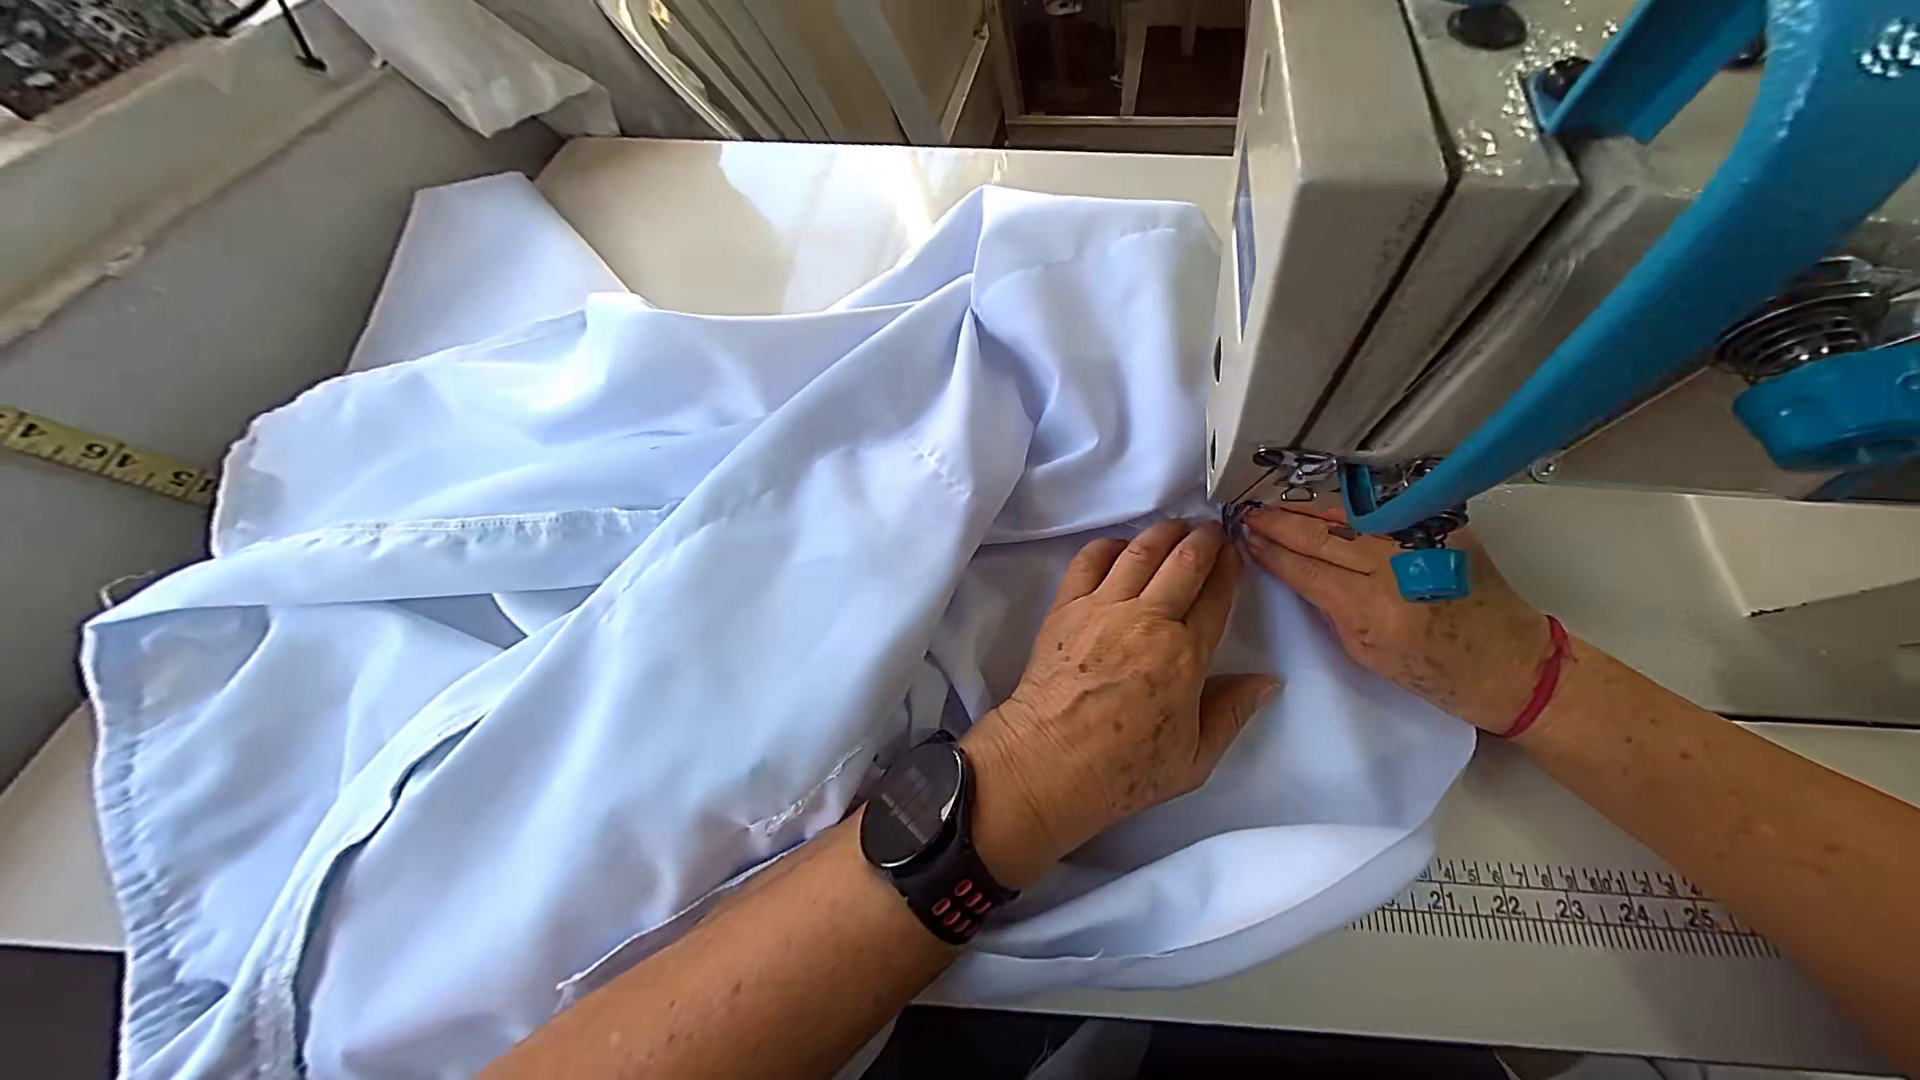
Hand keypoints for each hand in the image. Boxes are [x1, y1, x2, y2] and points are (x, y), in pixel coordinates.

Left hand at [962, 520, 1278, 887]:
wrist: (1052, 758)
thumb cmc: (1125, 767)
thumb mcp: (1195, 756)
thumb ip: (1232, 712)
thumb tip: (1268, 682)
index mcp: (1186, 655)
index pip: (1216, 597)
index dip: (1229, 570)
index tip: (1235, 554)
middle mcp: (1148, 620)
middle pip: (1183, 563)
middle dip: (1203, 540)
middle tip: (1211, 530)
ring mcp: (1104, 608)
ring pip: (1139, 553)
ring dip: (1162, 534)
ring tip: (1175, 526)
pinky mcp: (1067, 607)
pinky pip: (1088, 562)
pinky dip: (1107, 545)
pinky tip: (1119, 545)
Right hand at [1239, 501, 1552, 734]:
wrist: (1515, 665)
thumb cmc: (1437, 673)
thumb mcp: (1365, 653)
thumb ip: (1330, 608)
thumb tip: (1295, 572)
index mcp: (1376, 611)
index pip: (1306, 570)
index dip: (1271, 552)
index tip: (1244, 538)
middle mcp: (1399, 569)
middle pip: (1321, 536)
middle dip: (1279, 523)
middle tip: (1248, 514)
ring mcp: (1424, 542)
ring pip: (1347, 516)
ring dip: (1304, 509)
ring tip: (1272, 505)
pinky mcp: (1445, 528)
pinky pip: (1380, 511)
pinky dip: (1343, 507)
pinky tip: (1317, 503)